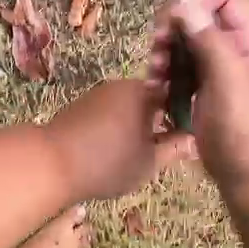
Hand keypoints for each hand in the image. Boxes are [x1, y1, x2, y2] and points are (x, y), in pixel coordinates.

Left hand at [42, 80, 195, 201]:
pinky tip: (116, 148)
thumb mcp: (149, 161)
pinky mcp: (83, 103)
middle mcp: (121, 85)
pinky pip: (111, 110)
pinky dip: (118, 125)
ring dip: (138, 124)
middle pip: (150, 98)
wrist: (53, 161)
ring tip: (140, 153)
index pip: (173, 94)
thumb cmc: (109, 162)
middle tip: (164, 149)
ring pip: (129, 105)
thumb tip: (194, 139)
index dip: (182, 114)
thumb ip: (174, 147)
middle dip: (159, 120)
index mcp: (143, 93)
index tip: (186, 136)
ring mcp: (100, 92)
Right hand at [148, 0, 248, 195]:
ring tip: (153, 72)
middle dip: (175, 27)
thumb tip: (186, 4)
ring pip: (187, 42)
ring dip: (165, 51)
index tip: (173, 14)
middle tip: (156, 44)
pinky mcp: (205, 88)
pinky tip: (155, 87)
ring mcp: (220, 70)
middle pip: (201, 18)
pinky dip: (165, 72)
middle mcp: (237, 51)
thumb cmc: (246, 131)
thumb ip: (211, 41)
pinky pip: (181, 66)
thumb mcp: (230, 83)